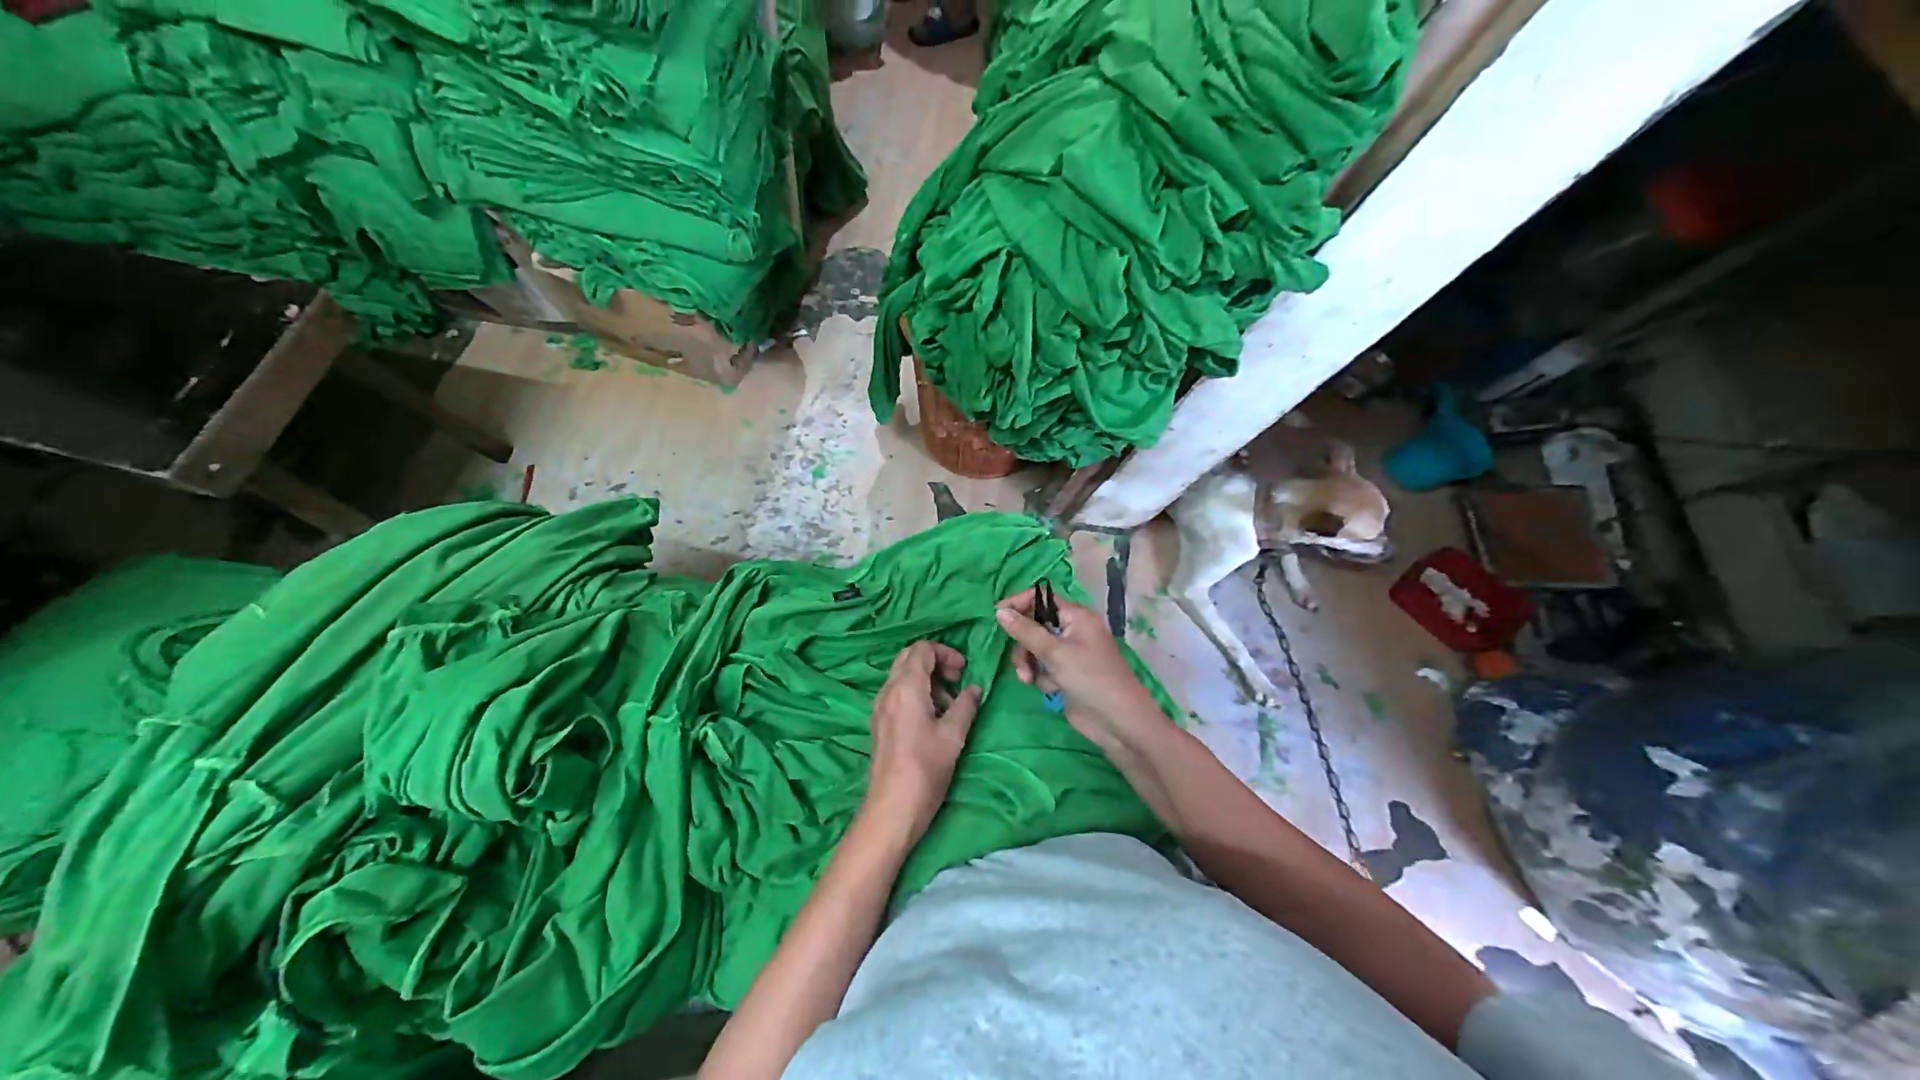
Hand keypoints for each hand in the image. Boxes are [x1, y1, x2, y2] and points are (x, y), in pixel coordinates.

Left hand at [864, 641, 982, 838]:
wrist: (892, 808)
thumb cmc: (925, 769)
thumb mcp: (953, 735)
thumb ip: (966, 705)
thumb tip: (975, 689)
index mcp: (905, 687)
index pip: (922, 649)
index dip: (945, 653)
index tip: (963, 671)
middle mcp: (888, 691)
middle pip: (909, 658)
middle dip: (935, 662)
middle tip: (956, 682)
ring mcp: (879, 707)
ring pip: (902, 676)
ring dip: (926, 680)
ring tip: (949, 705)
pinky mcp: (879, 723)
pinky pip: (897, 694)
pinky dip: (916, 694)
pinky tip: (932, 719)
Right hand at [995, 588, 1171, 751]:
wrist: (1118, 721)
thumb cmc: (1090, 678)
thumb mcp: (1055, 652)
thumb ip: (1026, 631)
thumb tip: (1000, 611)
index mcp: (1077, 617)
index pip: (1042, 598)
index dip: (1019, 604)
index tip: (997, 615)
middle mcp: (1074, 631)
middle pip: (1035, 626)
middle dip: (1023, 644)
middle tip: (1021, 664)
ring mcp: (1071, 654)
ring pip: (1036, 649)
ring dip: (1028, 663)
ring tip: (1029, 680)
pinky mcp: (1067, 676)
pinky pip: (1043, 668)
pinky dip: (1041, 677)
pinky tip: (1050, 690)